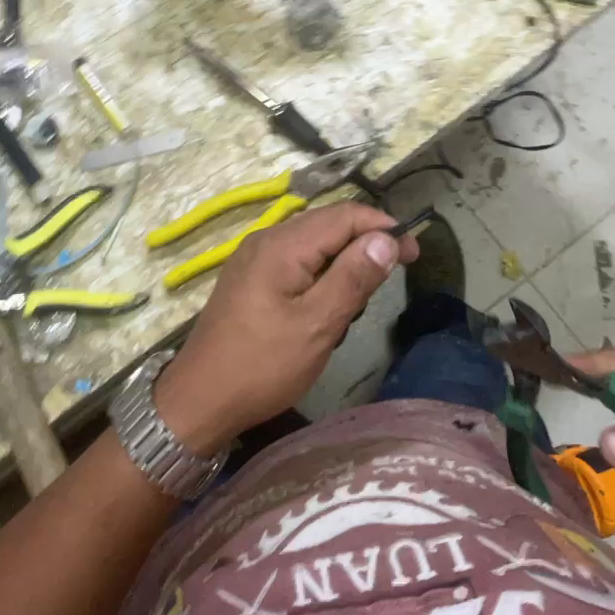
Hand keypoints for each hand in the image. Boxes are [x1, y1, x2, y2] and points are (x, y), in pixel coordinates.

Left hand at [153, 203, 418, 456]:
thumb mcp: (316, 325)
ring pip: (313, 244)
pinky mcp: (249, 278)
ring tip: (354, 305)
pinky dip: (319, 277)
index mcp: (282, 244)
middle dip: (364, 245)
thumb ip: (352, 278)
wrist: (199, 399)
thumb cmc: (262, 364)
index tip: (415, 254)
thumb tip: (386, 239)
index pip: (344, 215)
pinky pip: (295, 262)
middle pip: (328, 224)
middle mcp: (266, 239)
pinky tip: (324, 310)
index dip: (383, 228)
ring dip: (341, 265)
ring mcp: (254, 258)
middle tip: (394, 277)